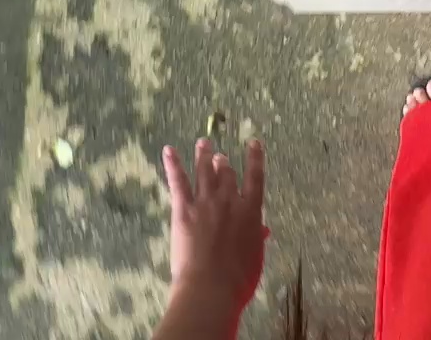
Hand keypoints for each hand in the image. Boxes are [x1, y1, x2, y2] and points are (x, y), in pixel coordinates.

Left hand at [161, 139, 267, 317]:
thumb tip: (262, 228)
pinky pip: (178, 180)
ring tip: (203, 143)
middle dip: (222, 162)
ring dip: (203, 155)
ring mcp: (206, 201)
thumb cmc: (238, 280)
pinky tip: (169, 150)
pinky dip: (173, 164)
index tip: (254, 143)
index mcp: (250, 211)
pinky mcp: (184, 208)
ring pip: (204, 170)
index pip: (255, 177)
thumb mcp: (254, 257)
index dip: (255, 158)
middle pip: (226, 172)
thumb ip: (256, 237)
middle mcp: (229, 199)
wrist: (211, 287)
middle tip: (219, 156)